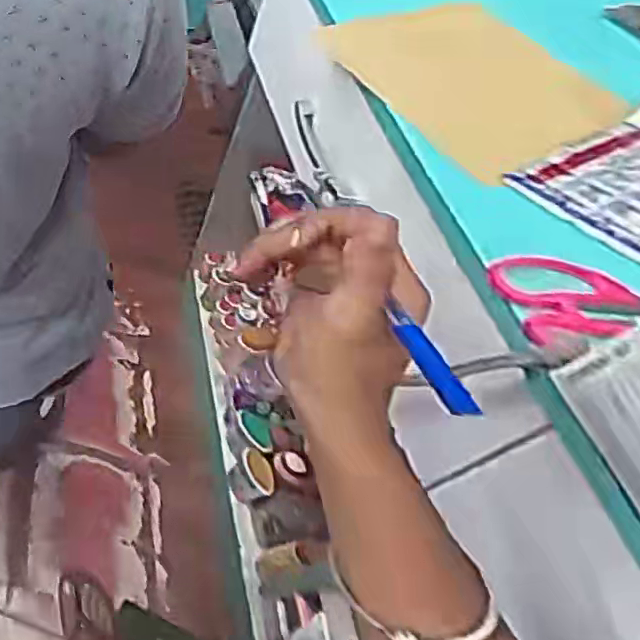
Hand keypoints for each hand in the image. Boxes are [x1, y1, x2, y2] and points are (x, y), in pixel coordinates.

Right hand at [234, 208, 431, 429]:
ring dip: (272, 250)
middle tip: (253, 258)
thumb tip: (374, 222)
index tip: (287, 243)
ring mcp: (345, 286)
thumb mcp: (347, 316)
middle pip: (330, 230)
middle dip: (288, 238)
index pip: (363, 224)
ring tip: (246, 268)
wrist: (326, 418)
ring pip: (308, 243)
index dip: (322, 224)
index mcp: (393, 283)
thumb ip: (363, 267)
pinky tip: (253, 275)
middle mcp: (373, 278)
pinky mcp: (320, 295)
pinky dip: (271, 263)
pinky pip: (296, 262)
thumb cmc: (334, 374)